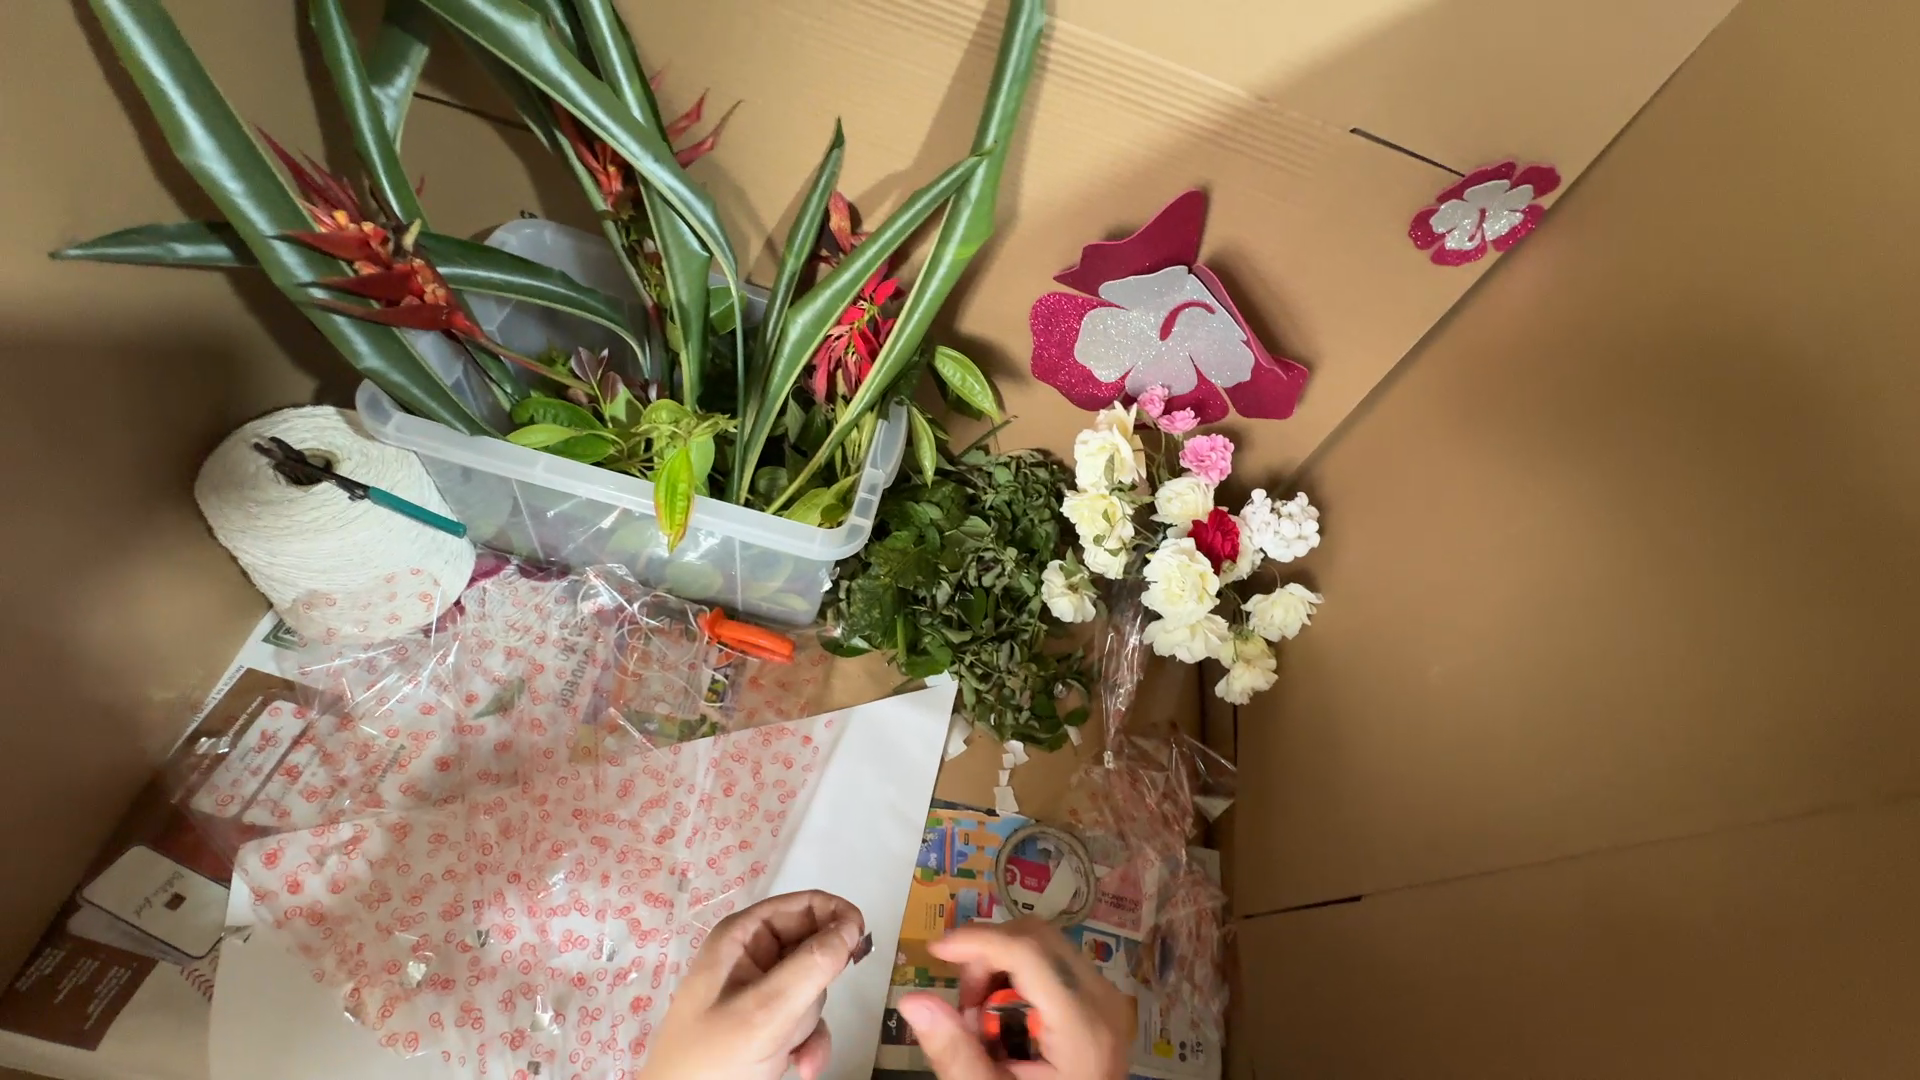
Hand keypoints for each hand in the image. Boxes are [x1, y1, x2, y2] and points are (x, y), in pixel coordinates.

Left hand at [639, 890, 870, 1079]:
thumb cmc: (713, 1062)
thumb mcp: (767, 1011)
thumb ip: (813, 964)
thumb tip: (853, 926)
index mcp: (743, 936)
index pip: (804, 904)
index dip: (836, 916)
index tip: (861, 942)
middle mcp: (751, 956)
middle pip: (812, 947)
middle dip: (818, 985)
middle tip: (806, 1009)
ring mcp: (758, 992)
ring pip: (812, 987)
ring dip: (810, 1021)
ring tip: (790, 1047)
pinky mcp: (765, 1025)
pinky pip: (804, 1019)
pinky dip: (808, 1042)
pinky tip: (801, 1066)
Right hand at [897, 919, 1131, 1079]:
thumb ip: (955, 1054)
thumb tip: (912, 1001)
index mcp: (1082, 1027)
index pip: (1028, 953)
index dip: (979, 941)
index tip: (935, 951)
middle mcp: (1102, 998)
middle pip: (1035, 938)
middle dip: (986, 956)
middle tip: (963, 1005)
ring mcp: (1105, 994)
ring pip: (1042, 941)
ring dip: (1000, 962)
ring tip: (981, 1014)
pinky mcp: (1099, 997)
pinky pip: (1053, 957)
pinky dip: (1018, 970)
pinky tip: (1003, 1011)